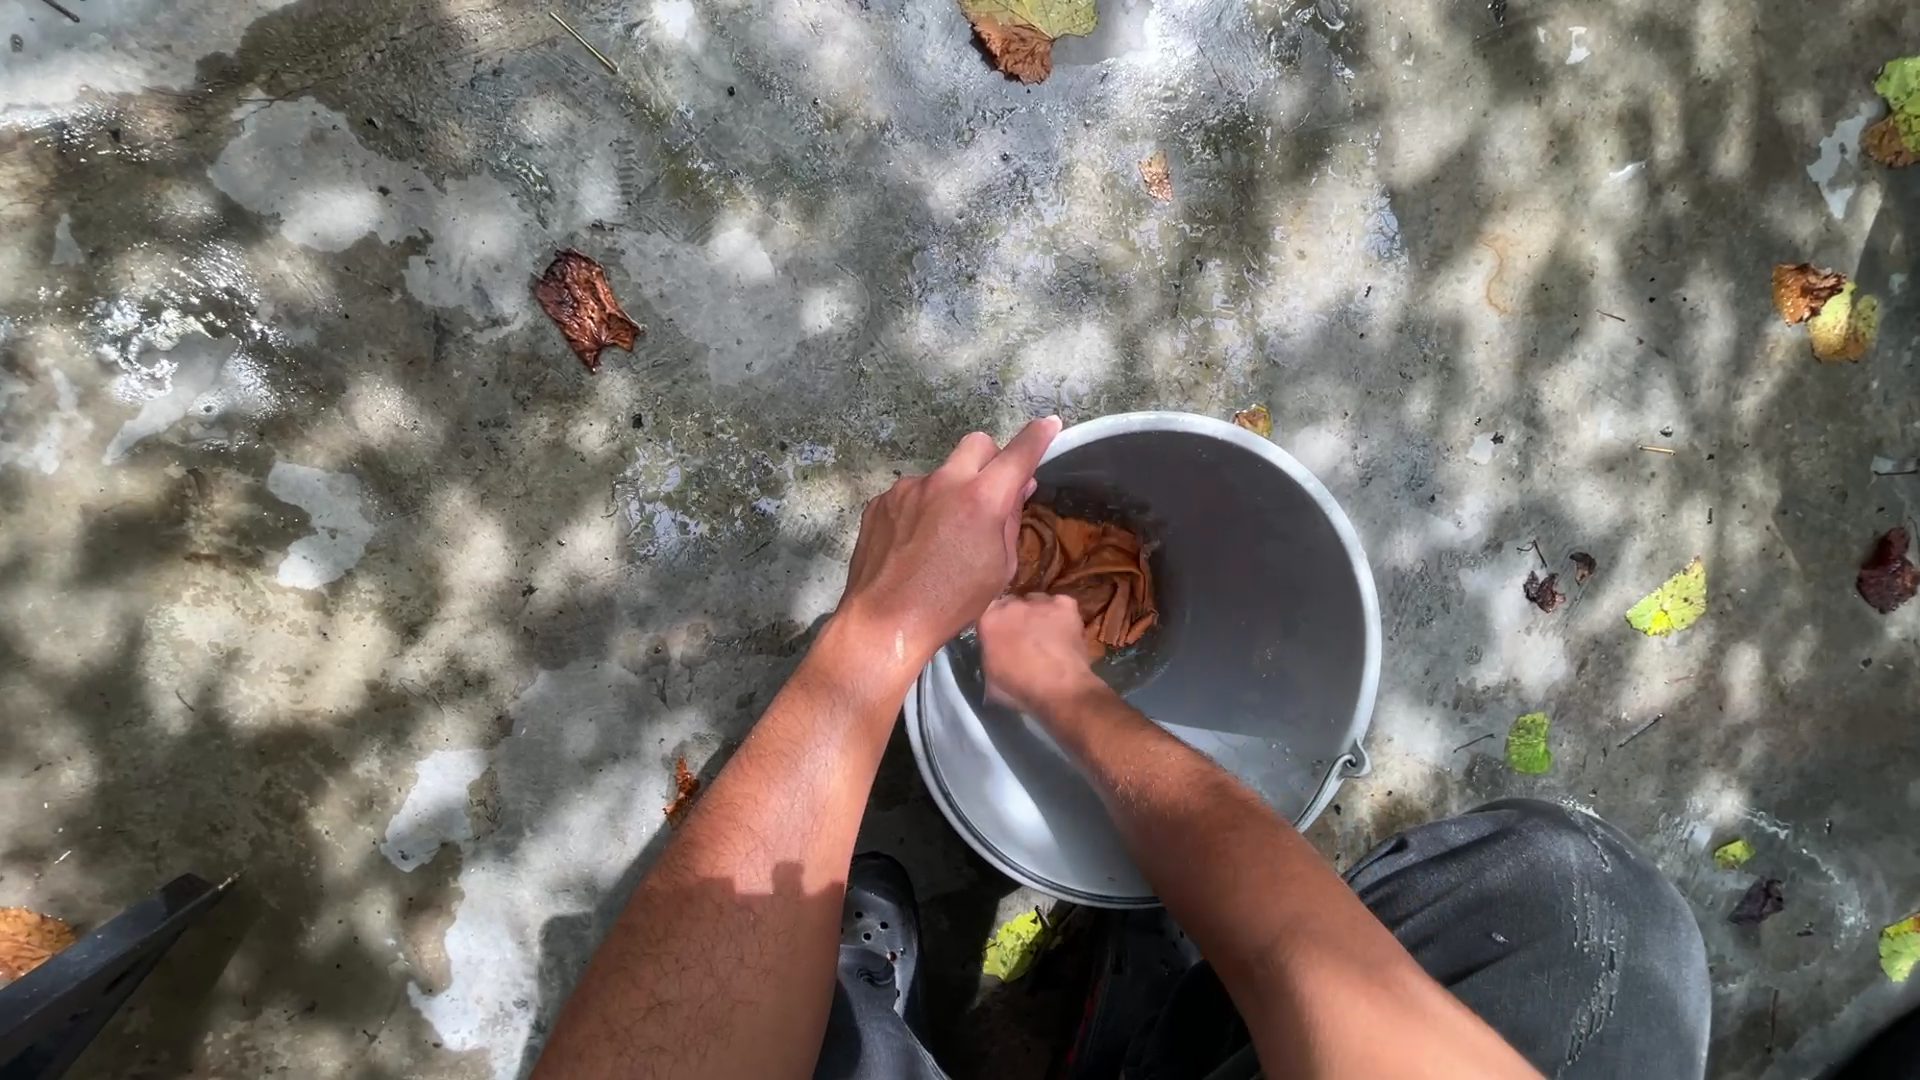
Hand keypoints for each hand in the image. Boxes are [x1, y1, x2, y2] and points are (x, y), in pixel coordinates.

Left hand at [838, 417, 1061, 665]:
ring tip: (942, 535)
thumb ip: (1010, 520)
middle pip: (977, 444)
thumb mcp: (999, 568)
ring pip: (941, 474)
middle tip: (989, 491)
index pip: (1019, 454)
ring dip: (951, 491)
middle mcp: (944, 482)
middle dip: (990, 460)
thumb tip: (1018, 488)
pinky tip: (914, 543)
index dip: (1038, 436)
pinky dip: (921, 509)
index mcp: (981, 500)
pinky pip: (911, 494)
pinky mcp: (881, 501)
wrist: (886, 620)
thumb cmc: (952, 603)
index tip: (1048, 425)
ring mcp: (907, 489)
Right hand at [977, 593, 1108, 717]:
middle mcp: (1011, 604)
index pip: (988, 612)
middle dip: (1016, 617)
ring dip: (1038, 614)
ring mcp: (1039, 602)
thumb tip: (993, 656)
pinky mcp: (1065, 605)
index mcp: (988, 620)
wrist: (1058, 688)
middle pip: (1012, 604)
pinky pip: (1060, 603)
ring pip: (1036, 601)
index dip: (997, 624)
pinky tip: (1063, 629)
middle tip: (1024, 636)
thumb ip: (989, 656)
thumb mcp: (990, 677)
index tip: (1002, 636)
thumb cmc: (1019, 689)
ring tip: (1046, 633)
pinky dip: (1061, 614)